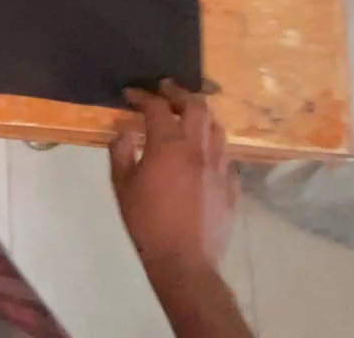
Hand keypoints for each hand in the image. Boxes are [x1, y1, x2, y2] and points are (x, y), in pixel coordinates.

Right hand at [110, 80, 238, 277]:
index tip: (129, 94)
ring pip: (216, 129)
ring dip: (199, 116)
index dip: (141, 95)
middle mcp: (198, 150)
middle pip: (197, 107)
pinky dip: (211, 145)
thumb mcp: (121, 183)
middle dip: (179, 93)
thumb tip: (126, 132)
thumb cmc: (146, 220)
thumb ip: (121, 150)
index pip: (157, 107)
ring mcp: (220, 168)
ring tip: (185, 116)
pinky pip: (225, 155)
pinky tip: (199, 153)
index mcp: (168, 146)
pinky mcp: (232, 187)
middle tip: (165, 90)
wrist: (185, 262)